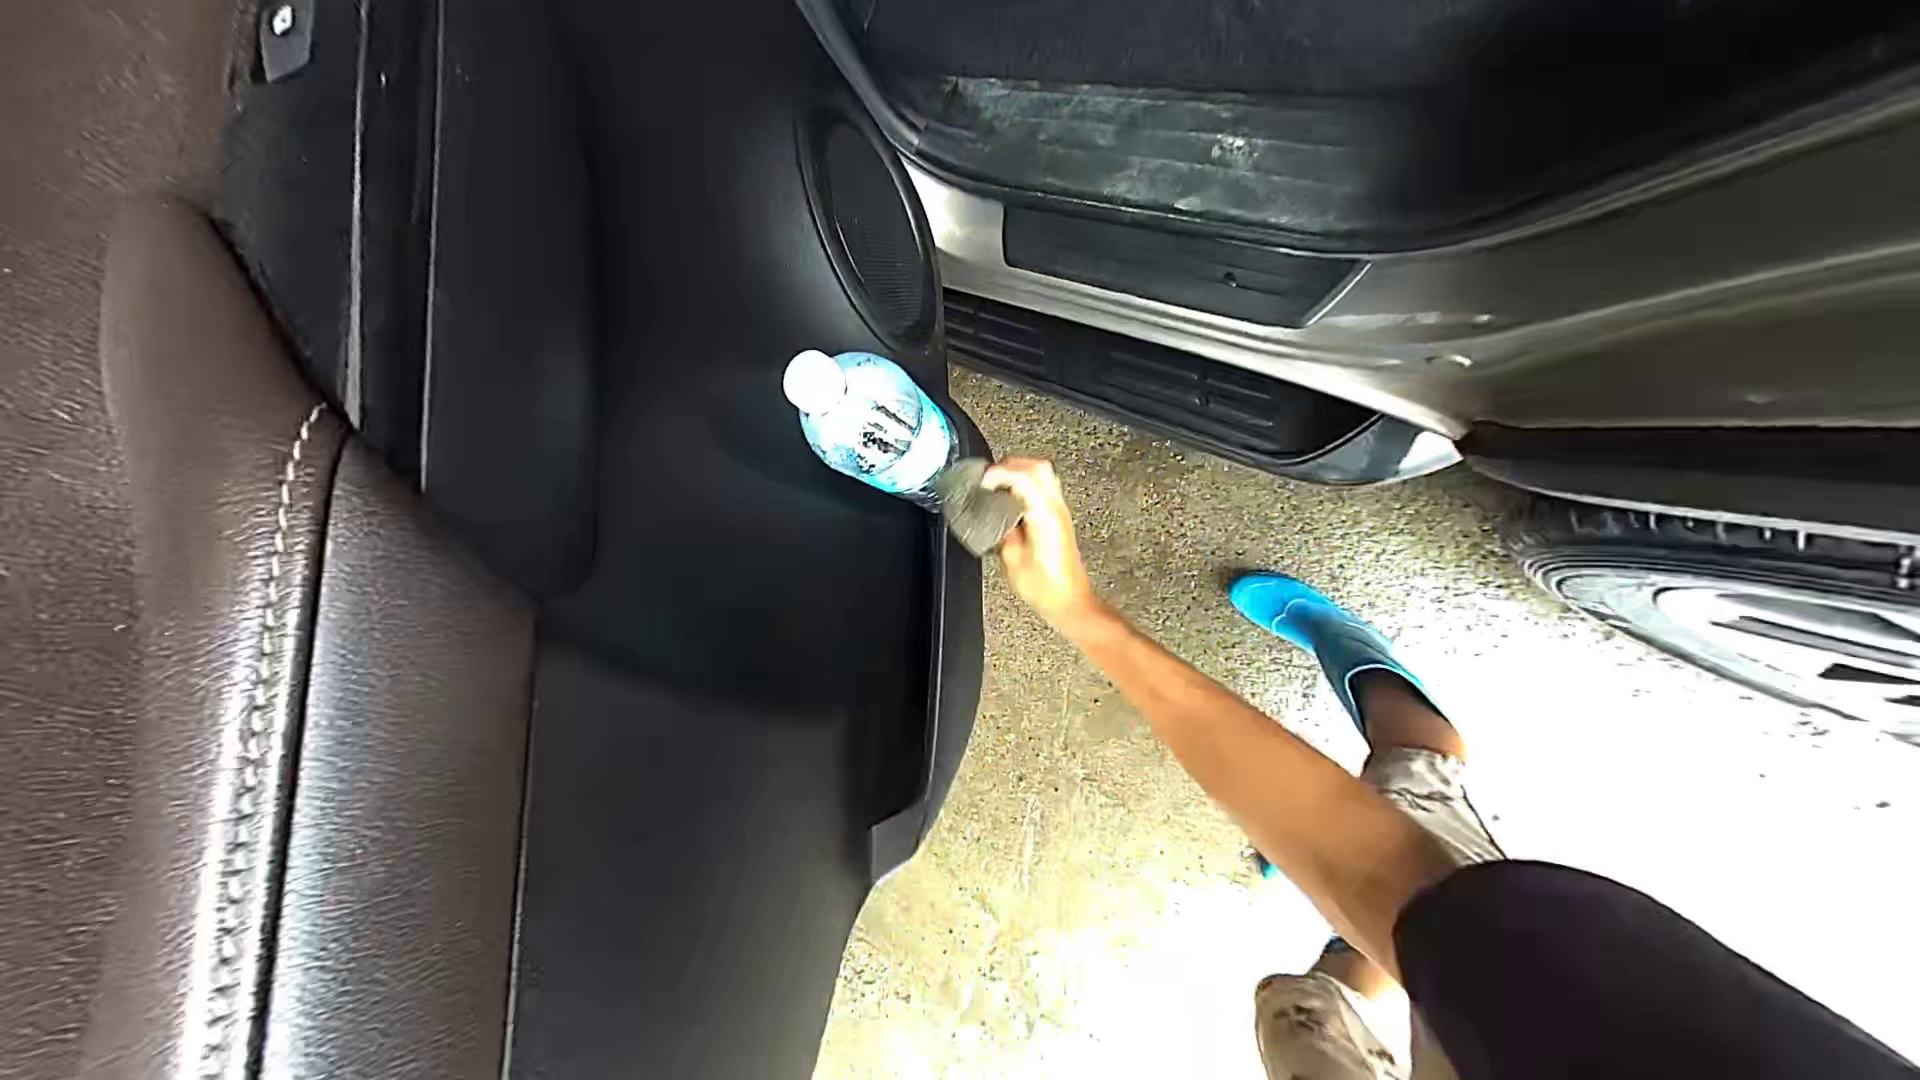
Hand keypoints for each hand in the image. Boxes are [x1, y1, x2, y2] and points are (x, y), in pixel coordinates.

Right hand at [981, 457, 1103, 629]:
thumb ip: (1003, 530)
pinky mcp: (1060, 521)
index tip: (983, 480)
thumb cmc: (1046, 588)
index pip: (1022, 476)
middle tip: (990, 477)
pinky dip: (1026, 485)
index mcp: (1044, 514)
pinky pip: (1045, 490)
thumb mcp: (1012, 559)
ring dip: (1020, 473)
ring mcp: (1061, 513)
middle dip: (1010, 465)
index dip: (999, 473)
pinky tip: (1013, 499)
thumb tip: (998, 516)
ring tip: (999, 484)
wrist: (1070, 602)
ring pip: (1044, 475)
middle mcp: (1056, 509)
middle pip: (1038, 467)